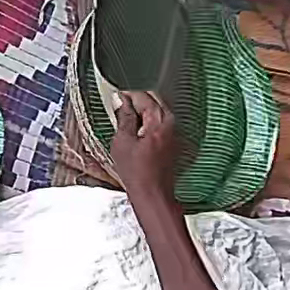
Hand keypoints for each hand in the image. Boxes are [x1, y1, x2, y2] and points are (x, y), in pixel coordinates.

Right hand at [111, 91, 179, 205]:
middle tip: (119, 107)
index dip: (127, 94)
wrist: (153, 194)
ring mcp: (174, 132)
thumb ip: (124, 118)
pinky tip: (136, 133)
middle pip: (153, 99)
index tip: (115, 97)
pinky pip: (160, 122)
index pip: (143, 96)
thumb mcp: (122, 142)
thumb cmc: (138, 173)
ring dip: (142, 111)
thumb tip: (121, 101)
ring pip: (157, 110)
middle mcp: (170, 123)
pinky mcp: (173, 141)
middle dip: (136, 100)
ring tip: (126, 121)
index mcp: (158, 121)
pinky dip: (148, 122)